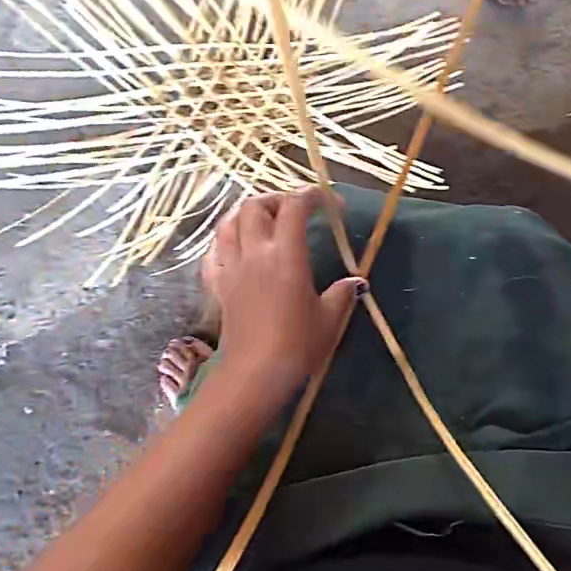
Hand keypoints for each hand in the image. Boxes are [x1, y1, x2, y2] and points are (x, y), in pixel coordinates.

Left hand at [201, 187, 365, 407]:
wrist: (254, 374)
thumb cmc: (297, 345)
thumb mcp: (330, 318)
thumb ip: (342, 293)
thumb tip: (355, 282)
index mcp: (286, 254)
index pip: (295, 206)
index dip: (314, 196)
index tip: (332, 205)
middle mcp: (255, 252)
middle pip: (255, 205)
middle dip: (277, 198)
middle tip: (296, 210)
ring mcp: (232, 268)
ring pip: (229, 223)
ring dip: (247, 213)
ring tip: (265, 220)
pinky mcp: (219, 286)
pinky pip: (215, 252)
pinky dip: (226, 241)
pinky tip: (237, 249)